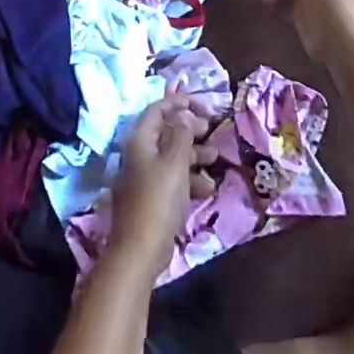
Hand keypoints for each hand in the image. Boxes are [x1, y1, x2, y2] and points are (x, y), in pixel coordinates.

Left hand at [109, 93, 218, 273]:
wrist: (140, 251)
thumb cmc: (159, 199)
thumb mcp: (175, 162)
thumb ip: (182, 134)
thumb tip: (183, 115)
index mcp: (139, 140)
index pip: (157, 110)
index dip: (178, 102)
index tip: (201, 104)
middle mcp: (138, 154)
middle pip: (165, 132)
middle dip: (189, 129)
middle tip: (209, 129)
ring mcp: (143, 176)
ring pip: (171, 156)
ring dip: (193, 154)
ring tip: (215, 158)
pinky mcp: (150, 197)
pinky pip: (171, 178)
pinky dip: (188, 179)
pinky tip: (206, 188)